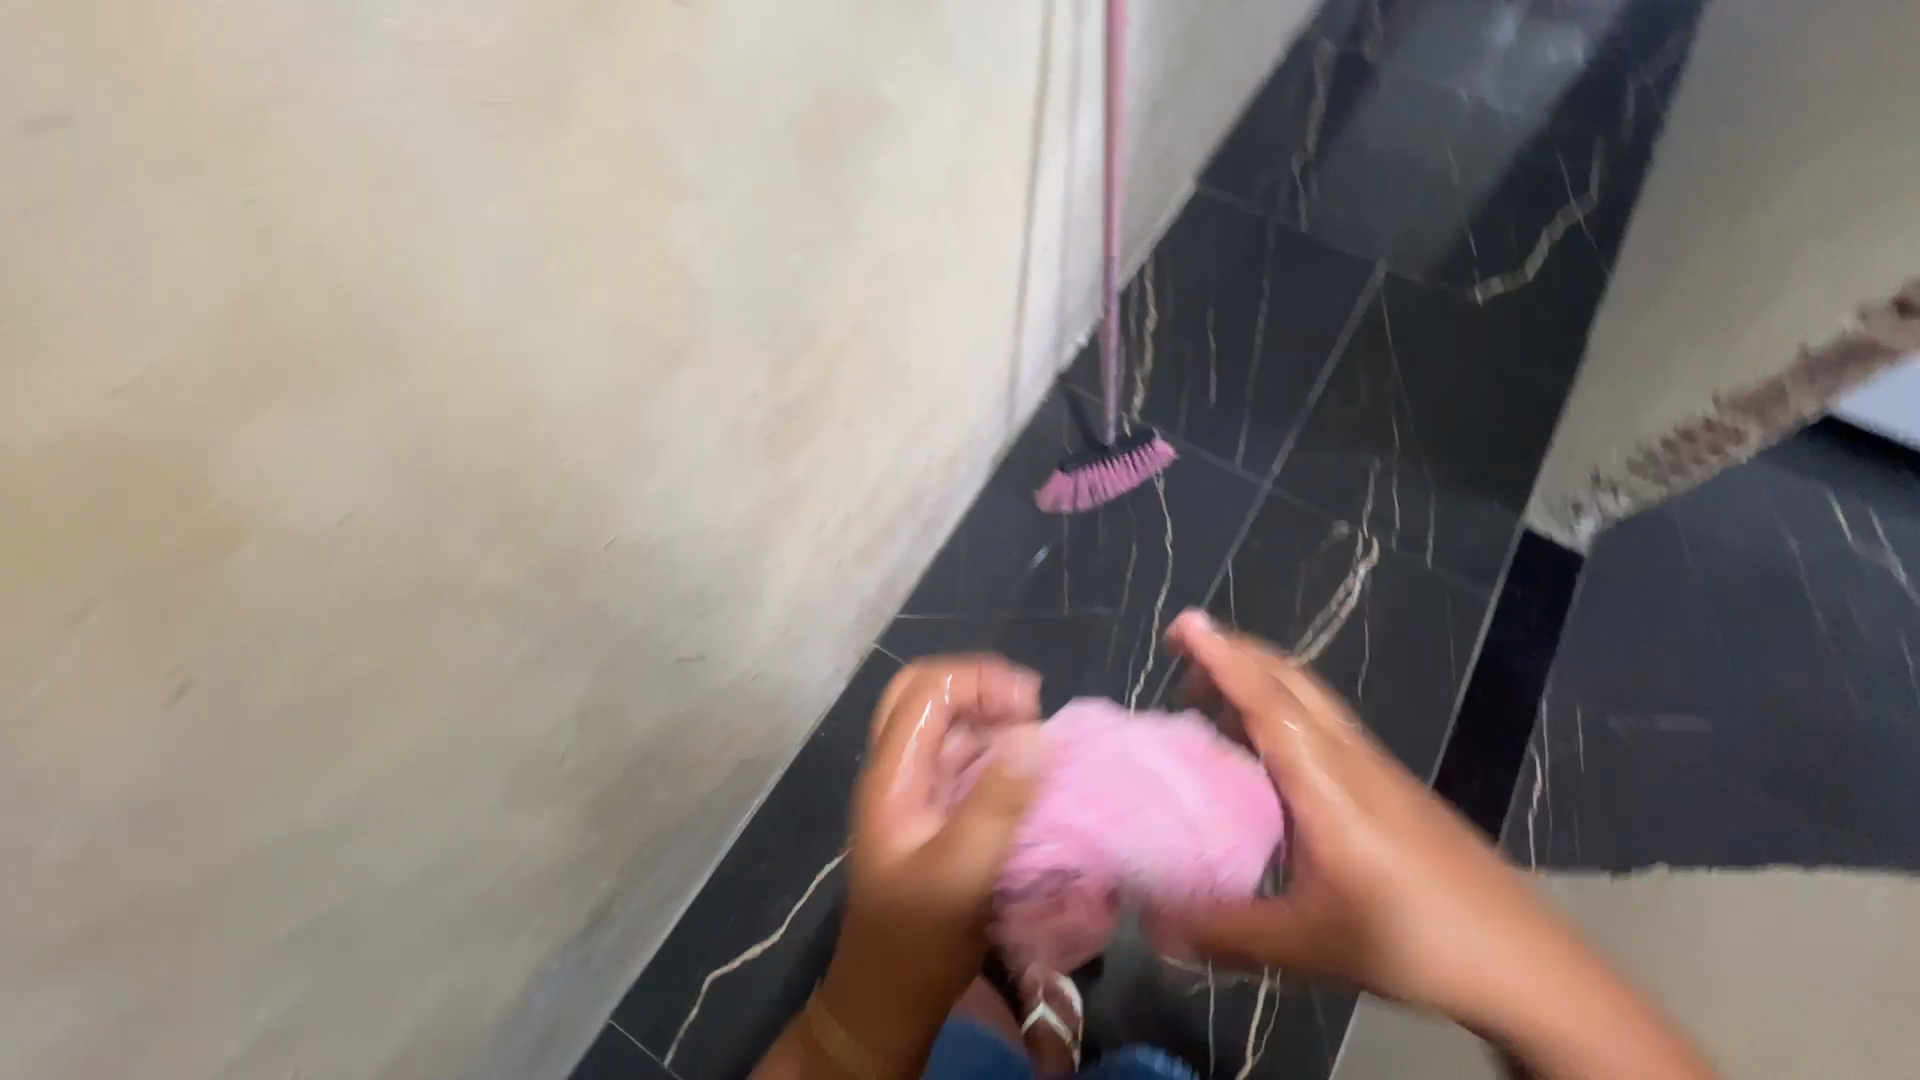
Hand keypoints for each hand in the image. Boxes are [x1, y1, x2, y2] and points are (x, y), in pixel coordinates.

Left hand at [818, 656, 1047, 1066]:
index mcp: (892, 774)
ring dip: (992, 720)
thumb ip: (997, 803)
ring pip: (950, 726)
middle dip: (981, 688)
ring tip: (1038, 741)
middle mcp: (900, 770)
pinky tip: (1028, 772)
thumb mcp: (960, 874)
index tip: (1031, 706)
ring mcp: (918, 791)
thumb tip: (1035, 735)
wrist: (888, 999)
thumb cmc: (917, 939)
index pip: (926, 691)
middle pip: (929, 695)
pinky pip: (967, 761)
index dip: (978, 681)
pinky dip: (998, 753)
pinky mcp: (939, 813)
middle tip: (1030, 709)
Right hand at [1150, 611, 1575, 1023]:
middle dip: (1234, 653)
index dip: (1221, 656)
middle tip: (1181, 658)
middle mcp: (1351, 757)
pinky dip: (1281, 713)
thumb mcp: (1309, 945)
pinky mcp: (1392, 787)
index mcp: (1325, 779)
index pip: (1265, 699)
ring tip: (1209, 703)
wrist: (1529, 964)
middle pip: (1289, 679)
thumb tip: (1153, 926)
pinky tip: (1267, 757)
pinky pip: (1324, 725)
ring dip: (1258, 681)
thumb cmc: (1415, 941)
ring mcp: (1377, 768)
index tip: (1184, 622)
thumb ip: (1225, 933)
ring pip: (1309, 698)